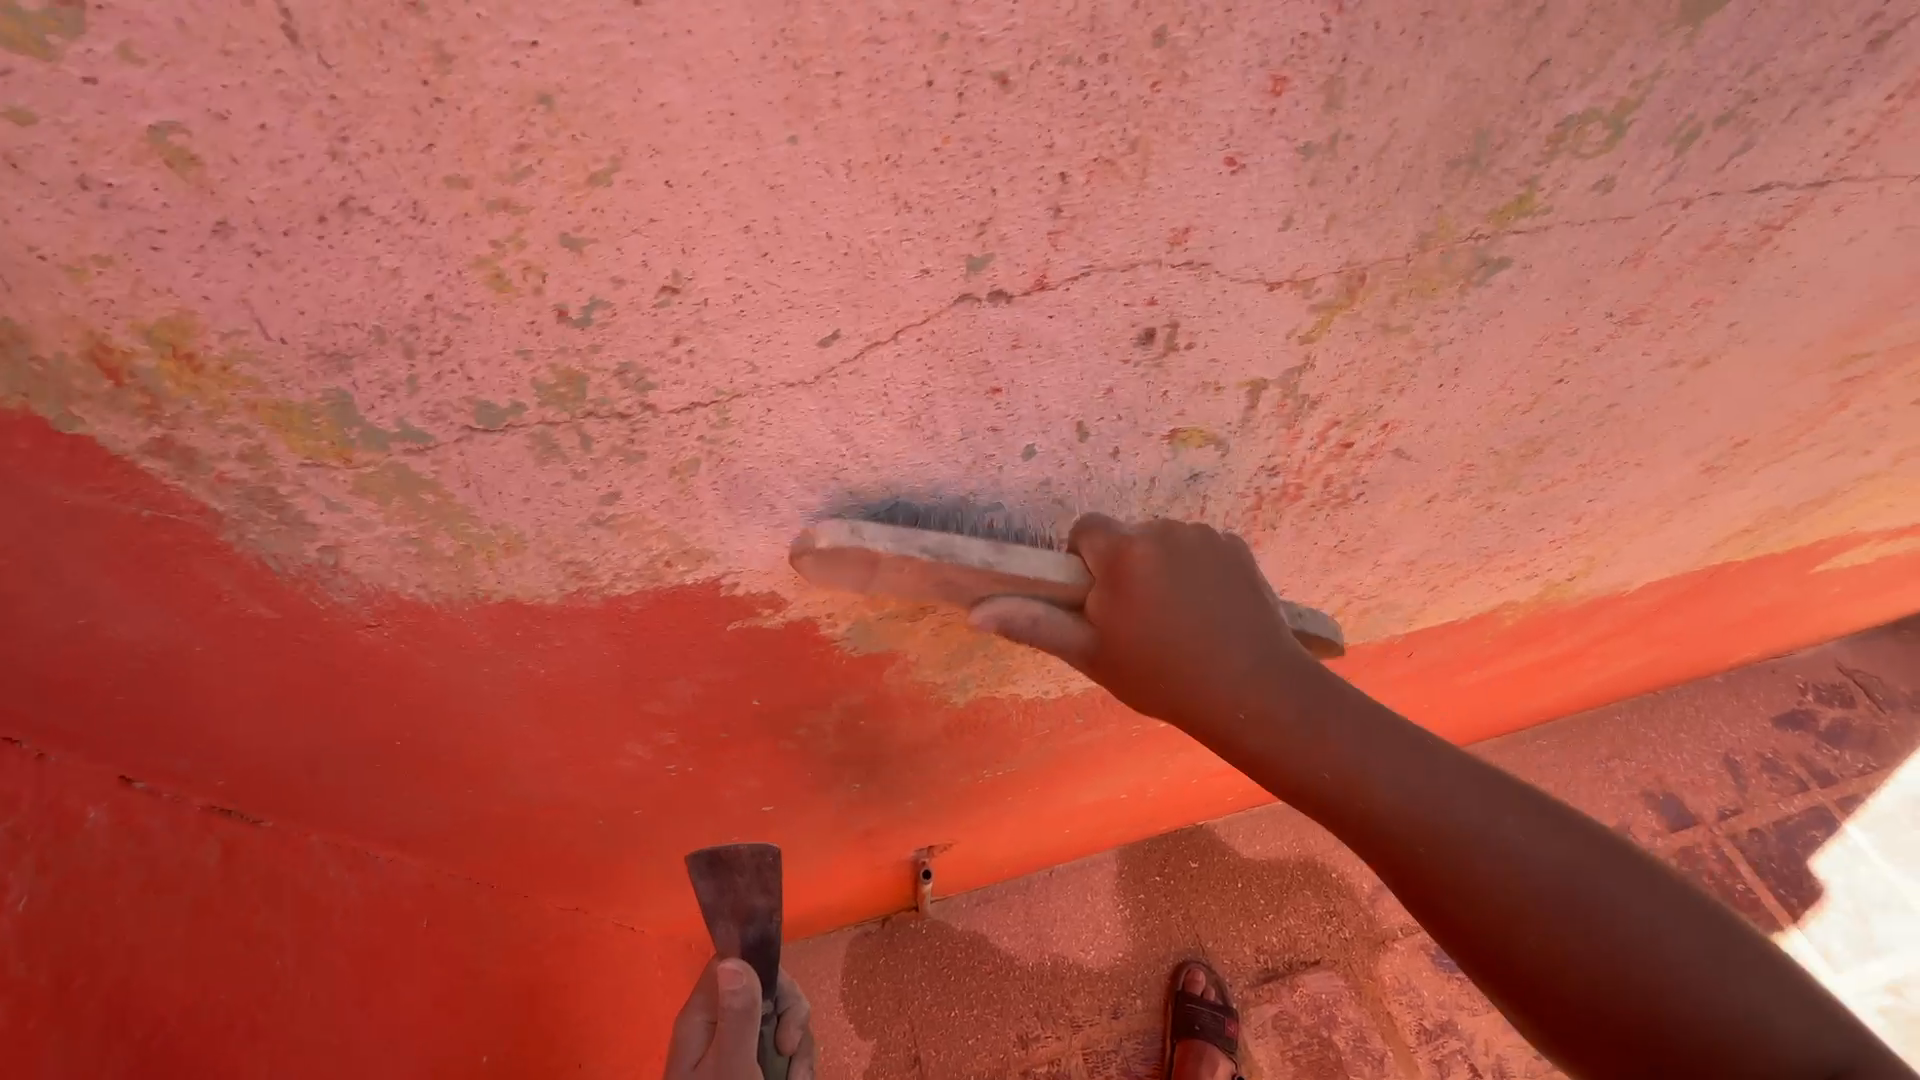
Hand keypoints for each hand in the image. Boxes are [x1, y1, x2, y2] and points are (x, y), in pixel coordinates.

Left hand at [664, 957, 815, 1079]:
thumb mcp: (731, 1068)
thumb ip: (737, 1015)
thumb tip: (734, 958)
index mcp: (702, 1016)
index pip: (734, 961)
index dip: (765, 971)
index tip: (782, 1001)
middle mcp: (717, 1023)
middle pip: (766, 988)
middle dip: (791, 1014)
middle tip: (790, 1049)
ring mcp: (735, 1044)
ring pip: (780, 1018)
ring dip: (799, 1046)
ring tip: (798, 1079)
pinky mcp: (751, 1063)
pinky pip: (783, 1045)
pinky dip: (797, 1063)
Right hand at [969, 515, 1322, 735]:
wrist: (1252, 692)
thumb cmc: (1161, 676)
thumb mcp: (1091, 654)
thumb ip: (1035, 624)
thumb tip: (976, 612)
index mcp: (1123, 551)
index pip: (1086, 529)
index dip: (1085, 562)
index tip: (1098, 602)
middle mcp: (1164, 529)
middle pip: (1126, 537)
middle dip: (1124, 566)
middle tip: (1139, 620)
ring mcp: (1206, 535)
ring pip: (1164, 542)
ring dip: (1160, 566)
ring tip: (1178, 618)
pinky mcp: (1238, 546)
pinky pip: (1199, 548)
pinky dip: (1196, 569)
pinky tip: (1208, 610)